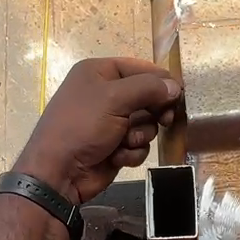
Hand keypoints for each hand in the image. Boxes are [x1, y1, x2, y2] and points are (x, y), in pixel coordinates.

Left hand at [13, 57, 180, 203]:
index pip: (140, 67)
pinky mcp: (115, 146)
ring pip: (146, 124)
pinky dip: (131, 152)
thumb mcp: (114, 99)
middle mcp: (106, 94)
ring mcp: (110, 122)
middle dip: (153, 111)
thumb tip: (175, 87)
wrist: (60, 171)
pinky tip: (117, 157)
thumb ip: (148, 88)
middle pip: (147, 97)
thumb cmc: (83, 127)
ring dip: (139, 135)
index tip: (178, 94)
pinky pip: (138, 145)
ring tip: (125, 141)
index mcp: (99, 73)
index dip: (160, 80)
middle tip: (164, 120)